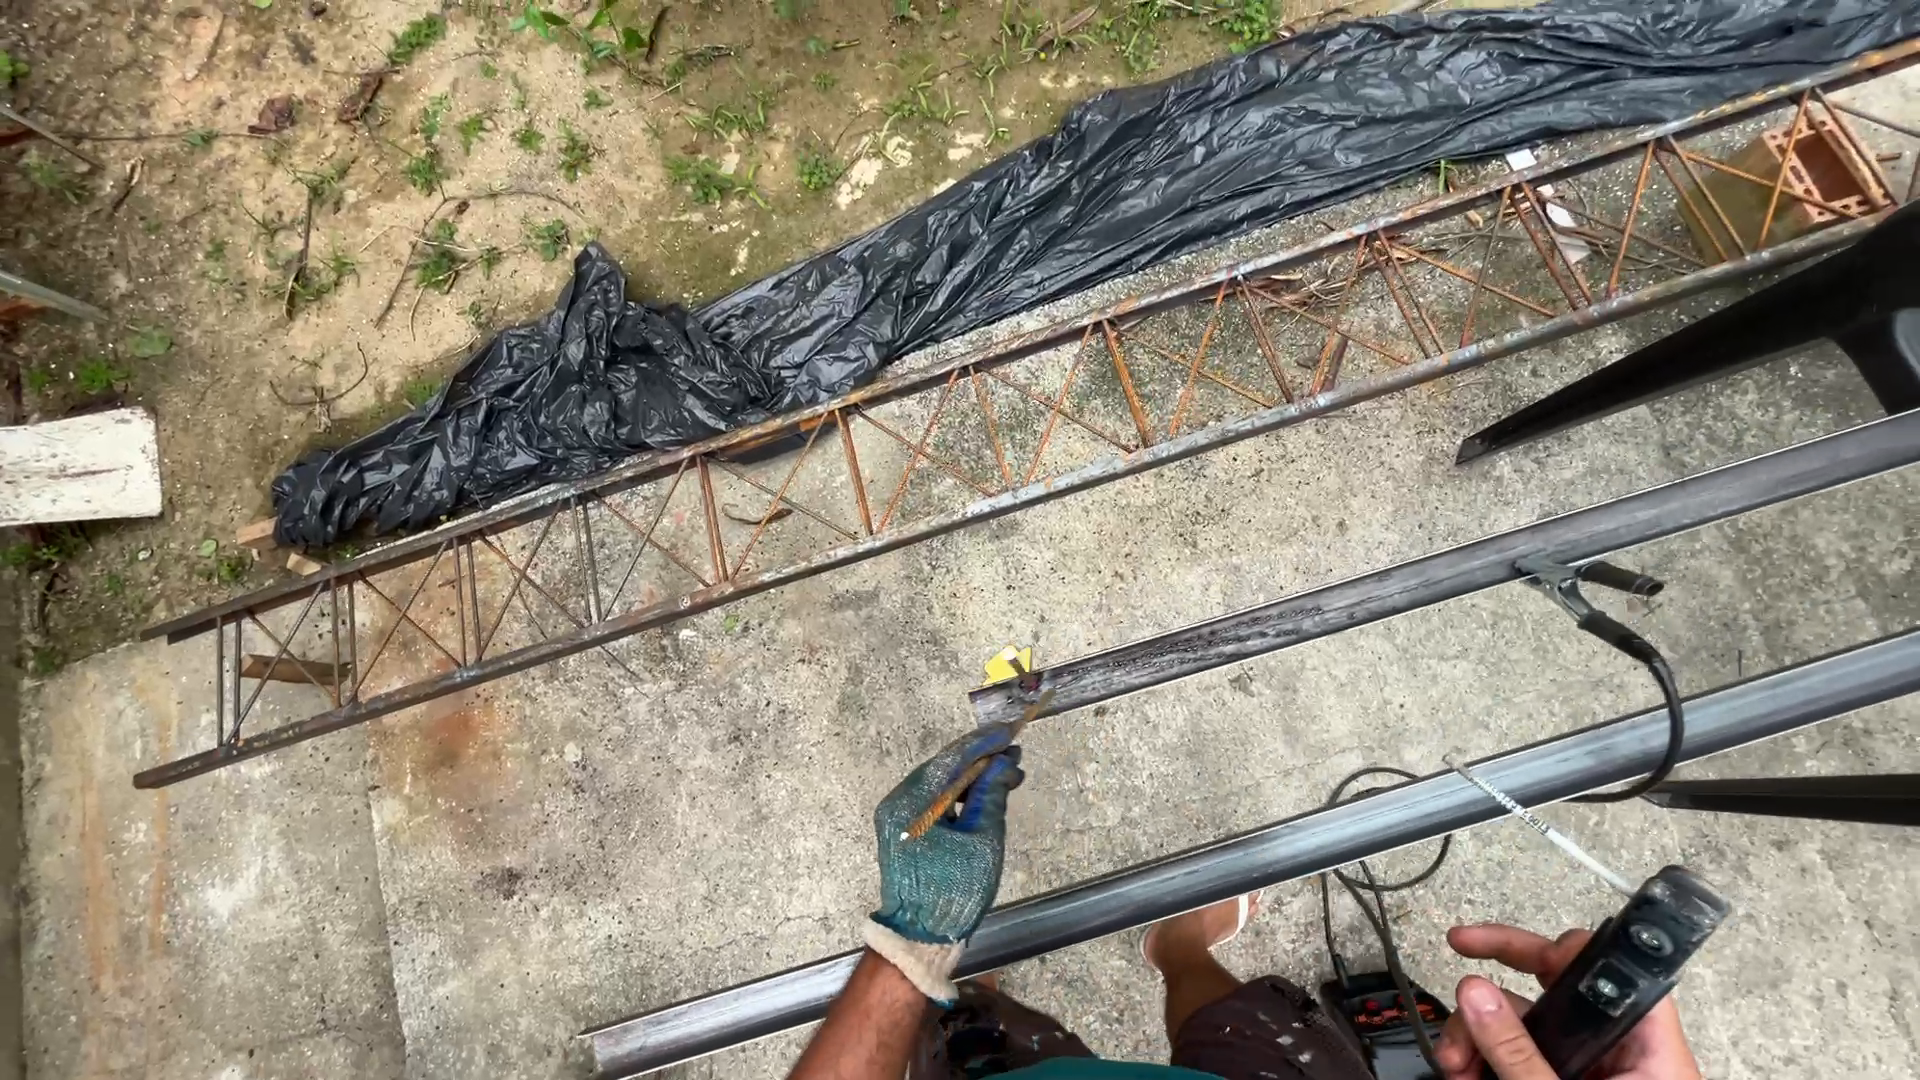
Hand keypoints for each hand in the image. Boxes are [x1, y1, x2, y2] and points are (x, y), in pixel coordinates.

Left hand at [871, 723, 1024, 943]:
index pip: (952, 759)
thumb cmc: (954, 890)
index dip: (983, 743)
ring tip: (1006, 771)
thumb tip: (1003, 763)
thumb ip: (992, 794)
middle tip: (1013, 752)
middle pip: (944, 767)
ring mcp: (897, 813)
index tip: (1009, 733)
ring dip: (972, 775)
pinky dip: (959, 793)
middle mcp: (899, 800)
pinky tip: (984, 791)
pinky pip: (933, 798)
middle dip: (981, 758)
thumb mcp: (983, 839)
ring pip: (939, 781)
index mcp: (913, 801)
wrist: (920, 936)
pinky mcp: (902, 826)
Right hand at [1436, 924, 1702, 1079]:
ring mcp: (1592, 1075)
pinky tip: (1465, 1075)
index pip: (1609, 971)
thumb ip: (1518, 1057)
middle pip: (1552, 990)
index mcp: (1649, 1059)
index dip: (1549, 946)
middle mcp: (1621, 1058)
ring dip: (1476, 1035)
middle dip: (1491, 993)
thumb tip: (1472, 991)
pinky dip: (1485, 1060)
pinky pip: (1519, 1055)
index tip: (1493, 943)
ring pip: (1522, 1024)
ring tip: (1454, 1067)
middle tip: (1454, 983)